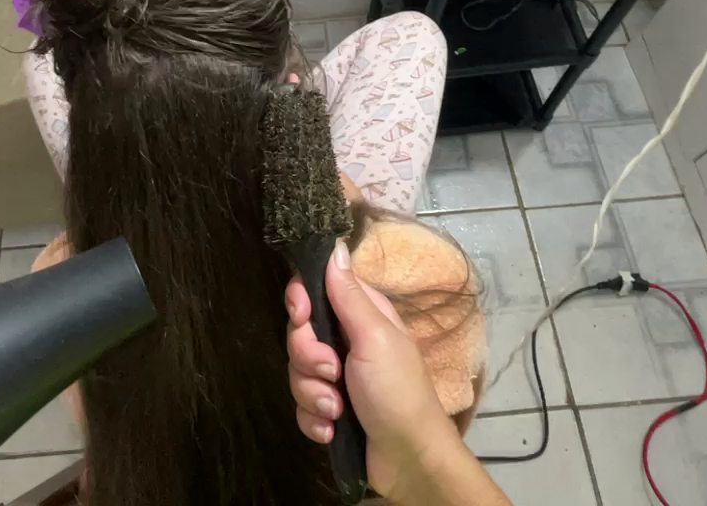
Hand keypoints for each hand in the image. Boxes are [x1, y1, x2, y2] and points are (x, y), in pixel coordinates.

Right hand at [286, 242, 480, 502]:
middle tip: (332, 372)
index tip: (300, 315)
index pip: (316, 288)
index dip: (300, 299)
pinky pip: (302, 405)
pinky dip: (315, 420)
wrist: (409, 461)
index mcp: (360, 314)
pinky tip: (333, 430)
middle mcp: (346, 340)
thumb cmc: (397, 390)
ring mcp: (337, 376)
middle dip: (307, 356)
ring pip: (297, 371)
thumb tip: (335, 245)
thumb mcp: (375, 337)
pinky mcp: (329, 409)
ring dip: (313, 394)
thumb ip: (349, 294)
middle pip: (300, 332)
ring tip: (337, 410)